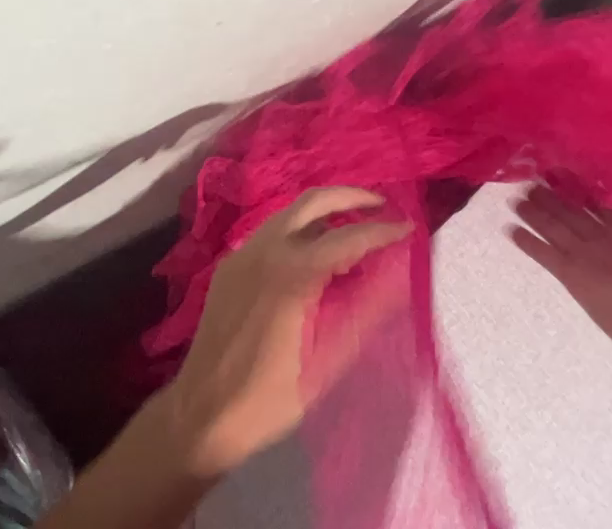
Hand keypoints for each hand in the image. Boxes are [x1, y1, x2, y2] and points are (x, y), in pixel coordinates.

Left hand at [161, 187, 410, 476]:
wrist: (201, 414)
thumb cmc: (268, 397)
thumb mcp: (326, 363)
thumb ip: (363, 312)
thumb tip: (397, 275)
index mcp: (291, 275)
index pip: (347, 237)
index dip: (382, 230)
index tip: (410, 228)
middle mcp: (263, 252)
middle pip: (312, 202)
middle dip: (351, 197)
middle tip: (383, 206)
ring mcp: (242, 255)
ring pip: (289, 213)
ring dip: (324, 211)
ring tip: (356, 225)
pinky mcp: (229, 266)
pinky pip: (270, 232)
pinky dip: (300, 229)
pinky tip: (316, 251)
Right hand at [508, 184, 611, 363]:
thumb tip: (604, 177)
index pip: (601, 194)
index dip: (581, 177)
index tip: (560, 157)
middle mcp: (609, 236)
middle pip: (573, 209)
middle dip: (553, 192)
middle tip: (529, 172)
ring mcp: (588, 256)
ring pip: (555, 227)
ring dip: (536, 213)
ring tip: (514, 195)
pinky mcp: (570, 275)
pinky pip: (545, 255)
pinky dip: (528, 243)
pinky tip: (509, 228)